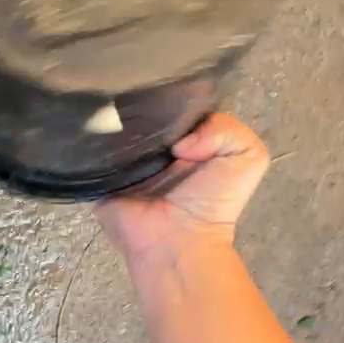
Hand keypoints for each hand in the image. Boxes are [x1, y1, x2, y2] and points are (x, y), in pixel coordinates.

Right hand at [95, 113, 269, 265]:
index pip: (175, 114)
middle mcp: (154, 156)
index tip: (171, 101)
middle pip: (146, 122)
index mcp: (185, 146)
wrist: (177, 241)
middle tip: (148, 113)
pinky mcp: (101, 183)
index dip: (176, 105)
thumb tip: (179, 141)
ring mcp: (125, 169)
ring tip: (124, 126)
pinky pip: (94, 160)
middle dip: (147, 114)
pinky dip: (98, 151)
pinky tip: (105, 144)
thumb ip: (225, 128)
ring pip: (118, 138)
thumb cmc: (213, 203)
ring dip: (121, 132)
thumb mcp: (248, 156)